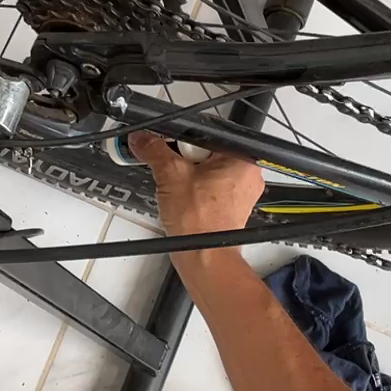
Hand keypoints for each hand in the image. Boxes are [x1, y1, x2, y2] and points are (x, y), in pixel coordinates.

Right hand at [129, 132, 263, 237]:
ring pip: (208, 170)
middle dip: (185, 160)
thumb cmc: (199, 223)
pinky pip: (211, 188)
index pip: (207, 134)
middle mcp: (248, 173)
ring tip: (180, 191)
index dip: (181, 140)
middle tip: (175, 174)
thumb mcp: (170, 175)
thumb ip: (154, 150)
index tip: (168, 150)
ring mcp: (242, 192)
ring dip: (189, 176)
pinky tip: (185, 201)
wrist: (204, 256)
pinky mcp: (233, 206)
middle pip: (207, 152)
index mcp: (242, 158)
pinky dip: (196, 191)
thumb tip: (143, 139)